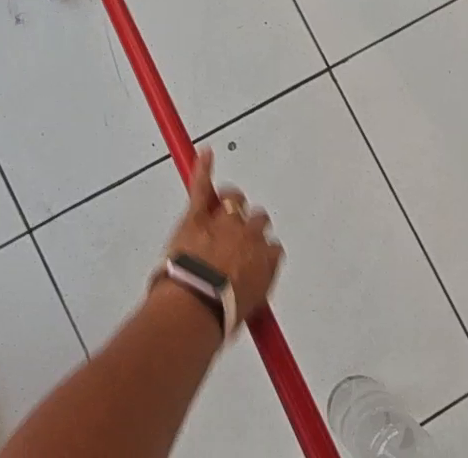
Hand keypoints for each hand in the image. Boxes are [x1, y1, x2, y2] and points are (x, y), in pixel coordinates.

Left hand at [163, 147, 283, 324]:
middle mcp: (250, 236)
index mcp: (266, 262)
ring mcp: (223, 222)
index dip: (260, 250)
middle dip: (249, 225)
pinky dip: (203, 167)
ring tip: (224, 205)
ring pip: (234, 199)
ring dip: (231, 201)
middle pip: (257, 219)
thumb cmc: (220, 314)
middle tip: (236, 235)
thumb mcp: (246, 312)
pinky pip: (202, 185)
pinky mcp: (197, 215)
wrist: (195, 304)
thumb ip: (248, 295)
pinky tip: (204, 153)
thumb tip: (241, 300)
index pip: (272, 248)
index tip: (253, 256)